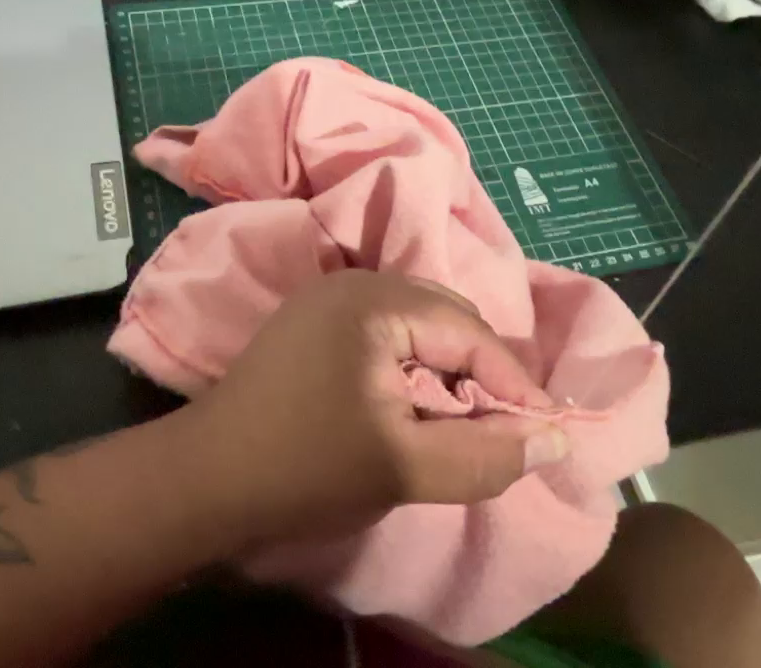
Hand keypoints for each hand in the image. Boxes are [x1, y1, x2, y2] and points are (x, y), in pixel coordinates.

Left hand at [175, 270, 570, 545]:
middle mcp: (352, 282)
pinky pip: (385, 330)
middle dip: (482, 370)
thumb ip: (486, 454)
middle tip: (507, 426)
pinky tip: (417, 403)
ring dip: (449, 367)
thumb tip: (554, 438)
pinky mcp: (311, 322)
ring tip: (468, 419)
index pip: (469, 331)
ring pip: (417, 322)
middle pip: (445, 316)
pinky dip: (413, 364)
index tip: (546, 432)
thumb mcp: (405, 467)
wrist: (207, 477)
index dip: (514, 383)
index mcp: (375, 301)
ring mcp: (326, 298)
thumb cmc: (307, 467)